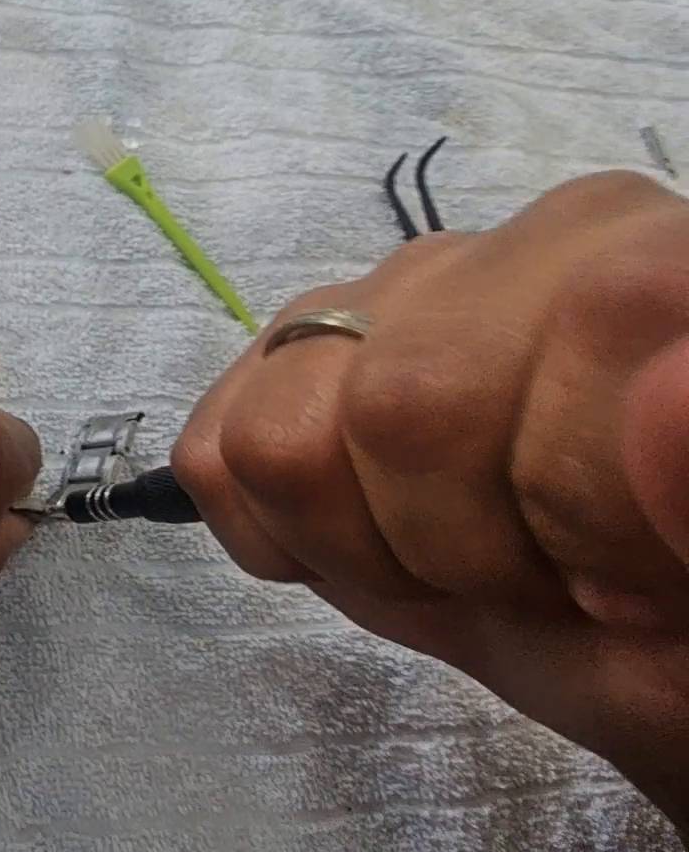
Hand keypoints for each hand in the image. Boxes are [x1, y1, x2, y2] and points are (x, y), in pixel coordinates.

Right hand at [173, 172, 688, 824]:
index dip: (597, 489)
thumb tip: (669, 401)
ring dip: (352, 546)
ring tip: (436, 561)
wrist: (569, 595)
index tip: (632, 586)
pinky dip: (272, 534)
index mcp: (650, 264)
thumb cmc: (666, 588)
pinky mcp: (250, 366)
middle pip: (404, 404)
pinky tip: (355, 534)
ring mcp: (341, 307)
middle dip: (460, 545)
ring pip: (274, 437)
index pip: (614, 306)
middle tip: (533, 583)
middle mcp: (483, 256)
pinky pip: (208, 458)